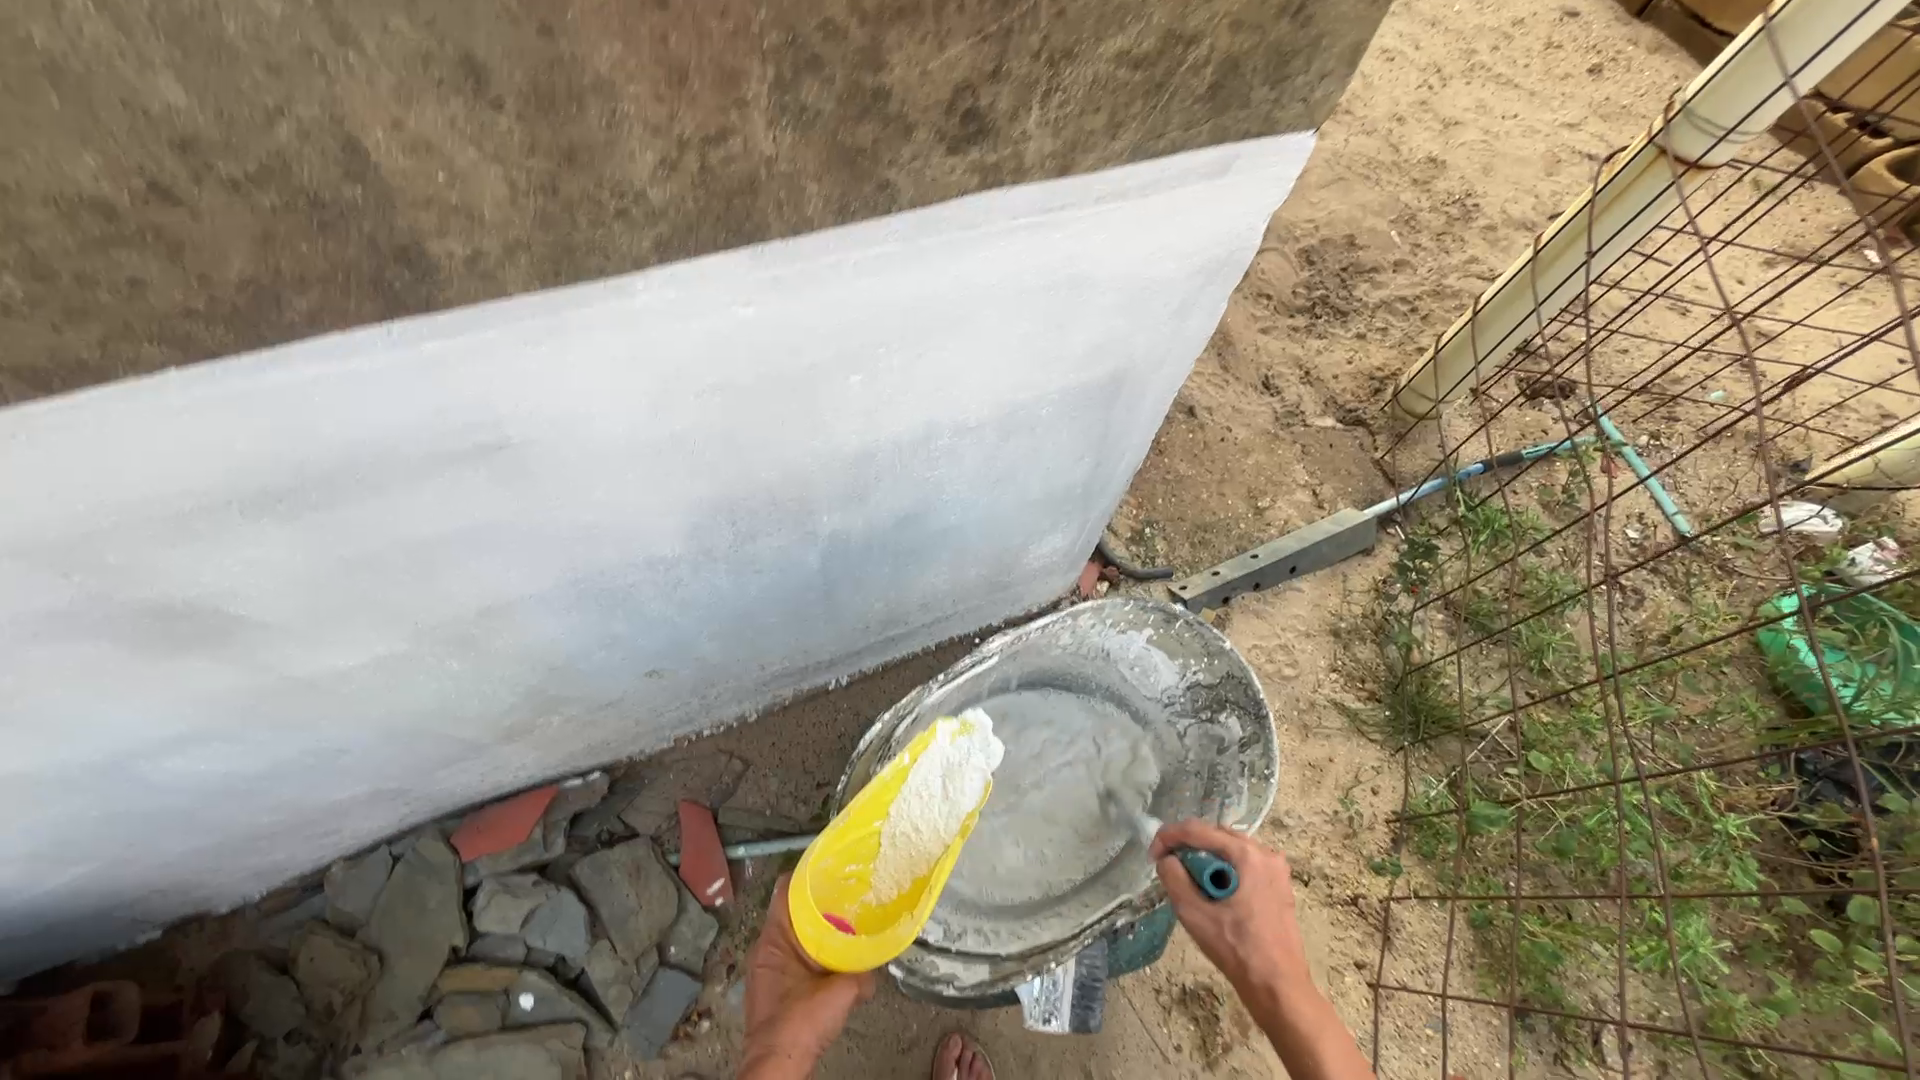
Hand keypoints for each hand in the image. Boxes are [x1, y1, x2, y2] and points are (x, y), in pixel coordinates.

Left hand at [739, 876, 876, 1079]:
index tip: (834, 866)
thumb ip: (862, 973)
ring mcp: (768, 967)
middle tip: (850, 891)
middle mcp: (766, 947)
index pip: (785, 889)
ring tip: (848, 918)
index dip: (807, 874)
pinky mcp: (775, 985)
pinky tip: (837, 953)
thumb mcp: (840, 993)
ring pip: (794, 932)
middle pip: (792, 908)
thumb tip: (876, 966)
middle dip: (819, 899)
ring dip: (816, 926)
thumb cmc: (801, 1023)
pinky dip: (813, 948)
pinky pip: (794, 954)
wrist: (778, 1065)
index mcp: (773, 939)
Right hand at [1151, 819, 1310, 1000]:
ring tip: (1191, 883)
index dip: (1168, 838)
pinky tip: (1215, 892)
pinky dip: (1225, 870)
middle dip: (1188, 847)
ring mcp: (1276, 868)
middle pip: (1215, 835)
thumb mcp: (1193, 913)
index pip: (1197, 830)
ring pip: (1230, 848)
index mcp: (1246, 855)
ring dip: (1206, 859)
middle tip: (1170, 868)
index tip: (1153, 857)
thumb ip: (1174, 878)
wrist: (1278, 986)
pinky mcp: (1279, 884)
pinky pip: (1244, 863)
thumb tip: (1167, 859)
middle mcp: (1265, 853)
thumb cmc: (1236, 949)